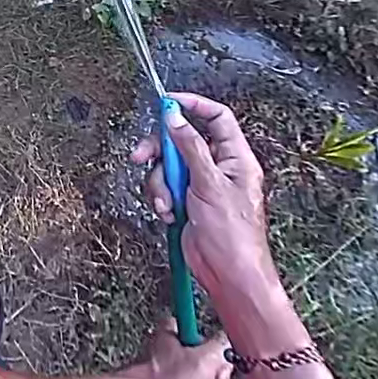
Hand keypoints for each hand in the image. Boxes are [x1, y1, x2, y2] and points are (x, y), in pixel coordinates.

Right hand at [130, 92, 283, 310]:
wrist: (228, 276)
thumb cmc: (233, 236)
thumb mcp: (210, 184)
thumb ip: (190, 147)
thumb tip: (175, 118)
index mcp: (234, 158)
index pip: (216, 117)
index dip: (193, 105)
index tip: (168, 102)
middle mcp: (217, 167)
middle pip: (182, 140)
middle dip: (160, 150)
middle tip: (143, 155)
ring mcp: (200, 184)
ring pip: (167, 165)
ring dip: (160, 182)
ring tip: (167, 201)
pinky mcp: (186, 201)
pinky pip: (163, 186)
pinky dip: (161, 198)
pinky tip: (170, 213)